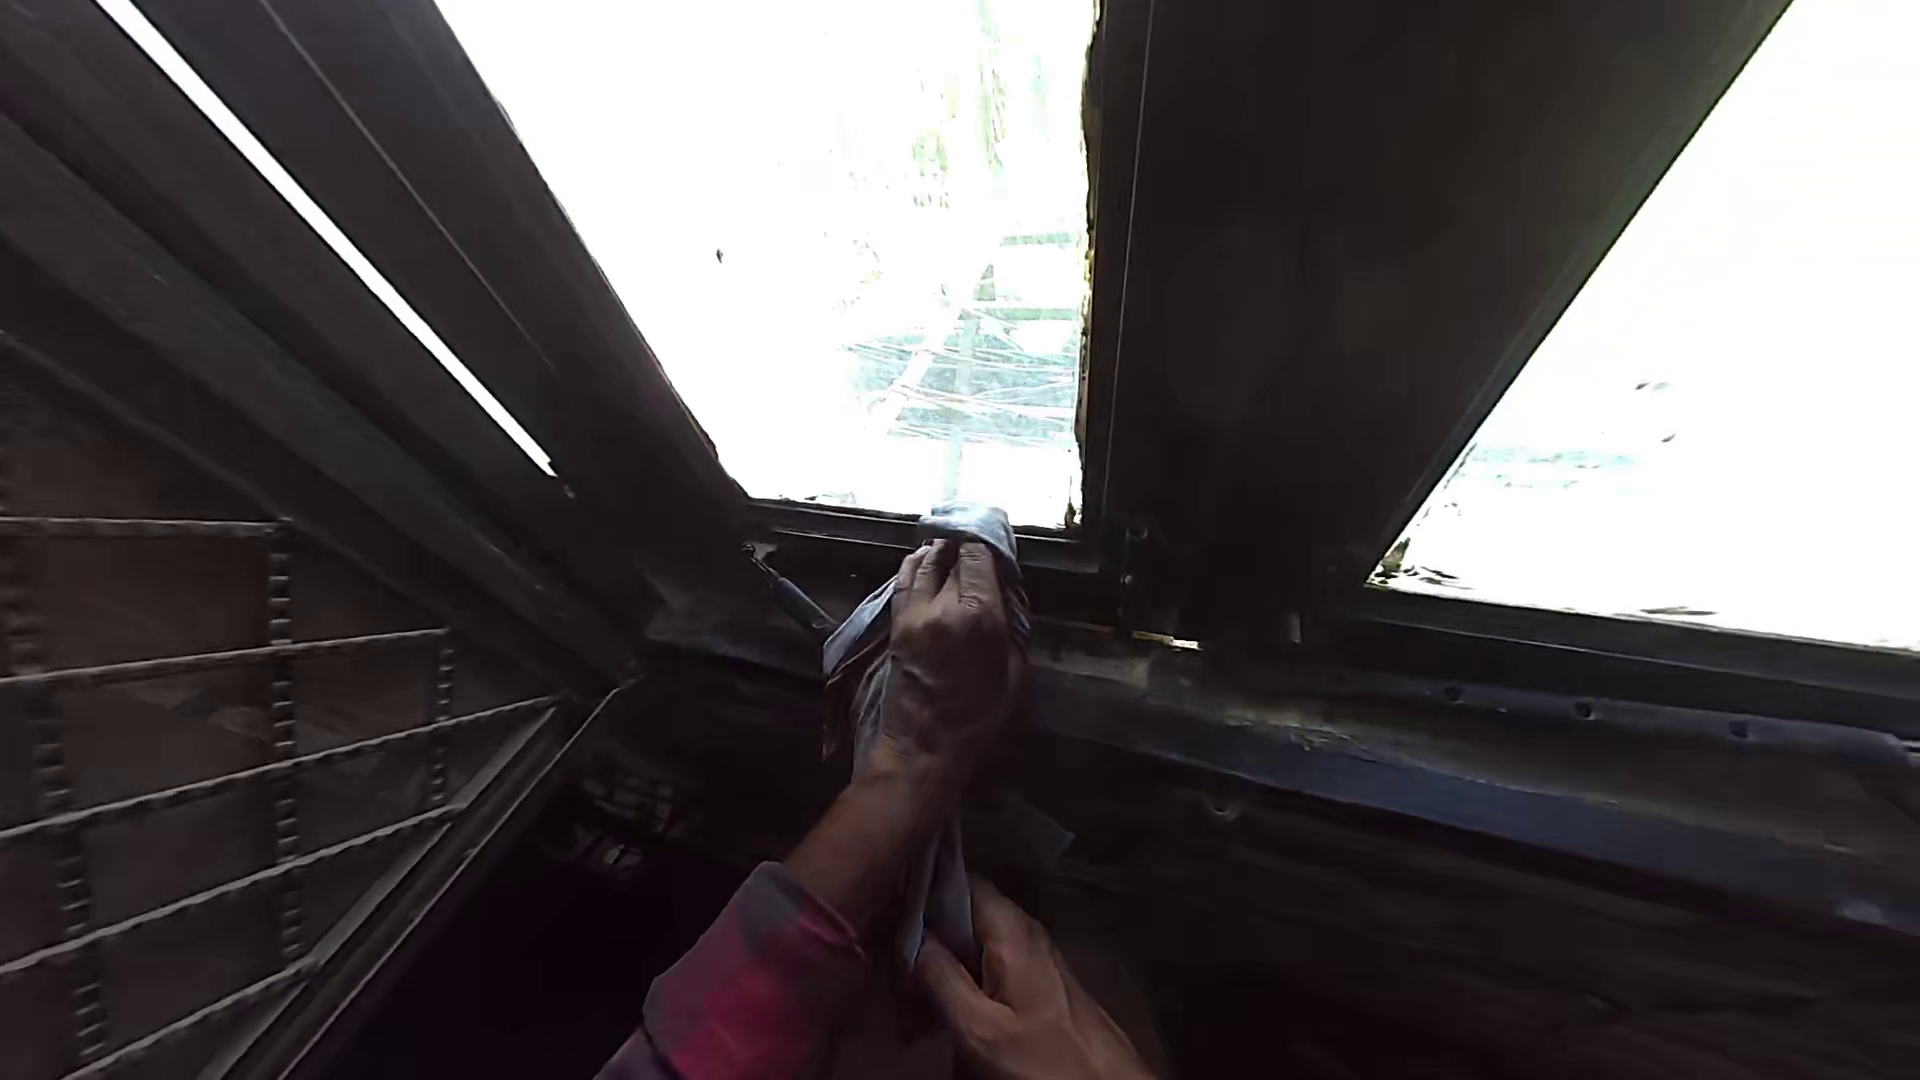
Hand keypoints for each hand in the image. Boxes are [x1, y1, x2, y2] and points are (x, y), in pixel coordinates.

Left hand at [878, 539, 1021, 781]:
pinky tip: (924, 558)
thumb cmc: (979, 715)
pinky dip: (916, 564)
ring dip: (939, 550)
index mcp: (979, 616)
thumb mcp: (1012, 669)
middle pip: (952, 555)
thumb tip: (1004, 589)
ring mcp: (915, 611)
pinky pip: (905, 579)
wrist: (924, 744)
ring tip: (950, 544)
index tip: (992, 536)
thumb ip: (1011, 623)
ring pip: (925, 562)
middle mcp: (943, 605)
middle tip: (975, 541)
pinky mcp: (897, 622)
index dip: (985, 541)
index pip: (978, 556)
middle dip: (965, 545)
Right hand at [917, 877, 1155, 1079]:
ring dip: (948, 957)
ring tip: (916, 987)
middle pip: (966, 909)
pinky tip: (950, 1004)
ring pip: (978, 936)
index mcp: (1008, 924)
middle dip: (932, 930)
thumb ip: (943, 980)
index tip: (895, 911)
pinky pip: (993, 958)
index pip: (960, 880)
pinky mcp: (1037, 975)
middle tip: (900, 958)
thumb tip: (915, 942)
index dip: (926, 890)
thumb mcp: (982, 1030)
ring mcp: (1032, 948)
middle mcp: (1022, 925)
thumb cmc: (1044, 1059)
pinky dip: (968, 974)